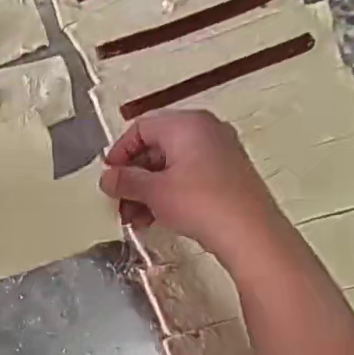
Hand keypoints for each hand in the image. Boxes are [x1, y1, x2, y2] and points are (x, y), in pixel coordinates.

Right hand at [99, 110, 289, 261]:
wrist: (246, 230)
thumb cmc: (200, 202)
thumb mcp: (153, 192)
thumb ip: (125, 181)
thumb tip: (107, 177)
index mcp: (186, 124)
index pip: (141, 128)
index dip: (119, 152)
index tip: (108, 177)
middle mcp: (204, 130)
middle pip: (154, 147)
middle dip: (132, 176)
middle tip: (118, 201)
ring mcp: (216, 151)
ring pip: (167, 165)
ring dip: (144, 190)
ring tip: (133, 217)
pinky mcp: (222, 173)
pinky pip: (184, 175)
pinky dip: (164, 193)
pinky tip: (152, 217)